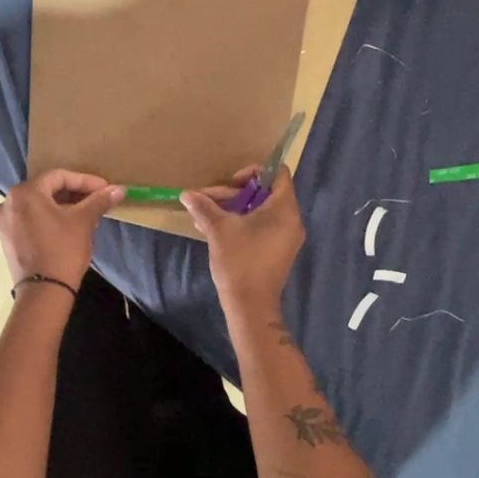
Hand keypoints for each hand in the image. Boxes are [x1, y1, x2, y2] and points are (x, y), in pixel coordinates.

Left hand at [0, 170, 124, 289]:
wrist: (44, 292)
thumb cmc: (63, 250)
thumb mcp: (83, 222)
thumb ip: (99, 200)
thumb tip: (119, 189)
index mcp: (24, 192)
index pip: (59, 177)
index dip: (85, 181)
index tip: (105, 189)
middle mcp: (8, 202)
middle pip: (47, 190)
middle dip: (74, 195)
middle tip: (96, 201)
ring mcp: (4, 222)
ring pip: (39, 206)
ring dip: (63, 207)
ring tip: (86, 215)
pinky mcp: (7, 239)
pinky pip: (31, 220)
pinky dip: (49, 220)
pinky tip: (68, 228)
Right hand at [181, 168, 305, 319]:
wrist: (250, 305)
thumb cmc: (239, 262)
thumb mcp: (218, 230)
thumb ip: (204, 207)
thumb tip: (186, 194)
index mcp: (284, 209)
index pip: (279, 174)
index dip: (254, 172)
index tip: (232, 183)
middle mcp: (292, 220)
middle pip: (267, 193)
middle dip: (235, 193)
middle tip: (210, 201)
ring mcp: (287, 237)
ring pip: (263, 211)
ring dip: (236, 209)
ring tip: (208, 216)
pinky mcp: (279, 251)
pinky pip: (264, 226)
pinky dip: (244, 223)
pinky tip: (217, 230)